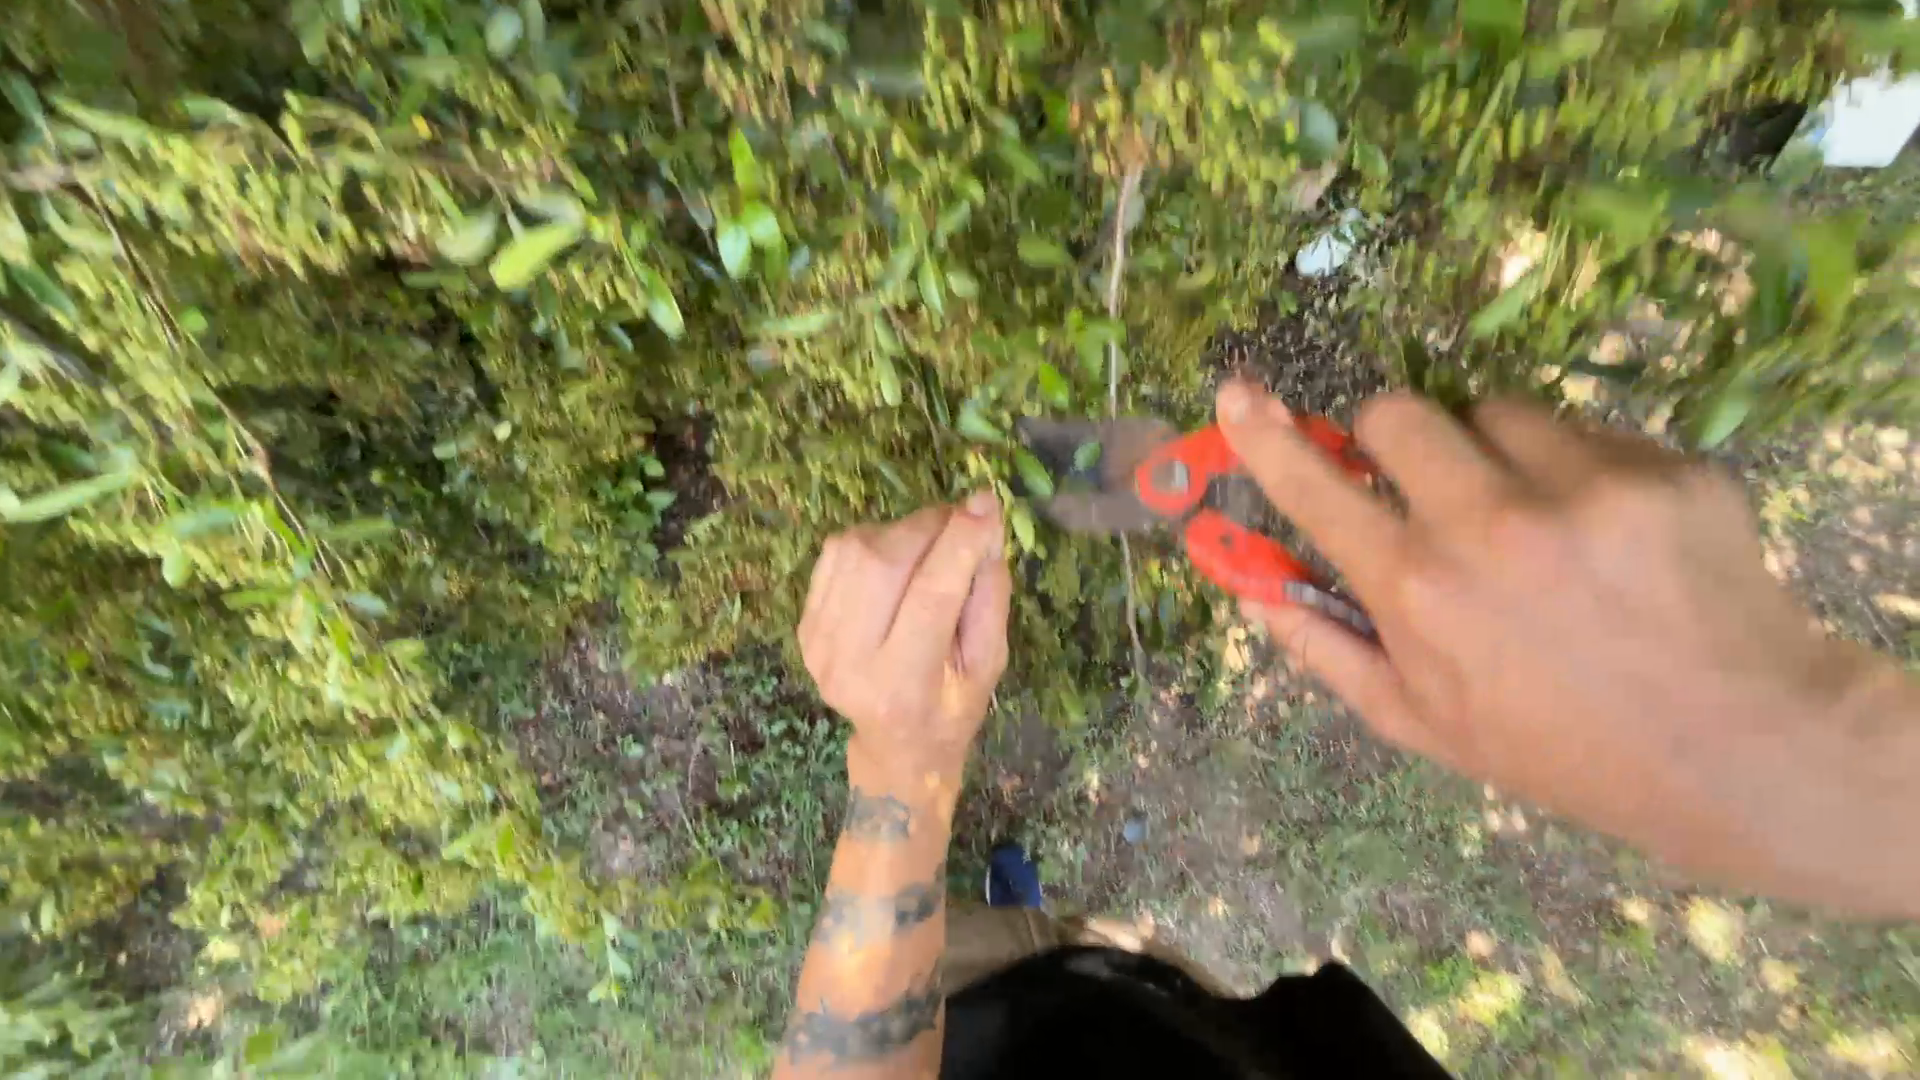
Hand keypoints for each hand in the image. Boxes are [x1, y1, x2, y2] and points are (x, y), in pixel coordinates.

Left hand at [799, 493, 1012, 786]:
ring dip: (906, 530)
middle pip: (886, 564)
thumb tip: (983, 520)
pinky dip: (877, 540)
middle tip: (965, 521)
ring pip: (858, 550)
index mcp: (902, 686)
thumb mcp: (990, 662)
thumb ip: (988, 593)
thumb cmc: (953, 707)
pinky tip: (899, 556)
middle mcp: (848, 663)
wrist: (896, 744)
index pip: (931, 598)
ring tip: (936, 541)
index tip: (987, 505)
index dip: (960, 544)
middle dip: (933, 528)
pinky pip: (838, 553)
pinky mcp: (804, 622)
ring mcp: (817, 641)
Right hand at [1217, 381, 1918, 913]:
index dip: (1264, 438)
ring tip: (1527, 515)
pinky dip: (1568, 464)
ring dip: (1485, 450)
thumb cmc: (1546, 743)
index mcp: (1412, 587)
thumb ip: (1321, 648)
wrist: (1741, 750)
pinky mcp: (1661, 469)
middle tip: (1422, 482)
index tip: (1236, 393)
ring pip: (1488, 409)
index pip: (1313, 490)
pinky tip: (1603, 529)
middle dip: (1390, 437)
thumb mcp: (1412, 718)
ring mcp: (1578, 488)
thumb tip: (1252, 592)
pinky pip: (1578, 430)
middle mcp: (1483, 524)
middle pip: (1396, 411)